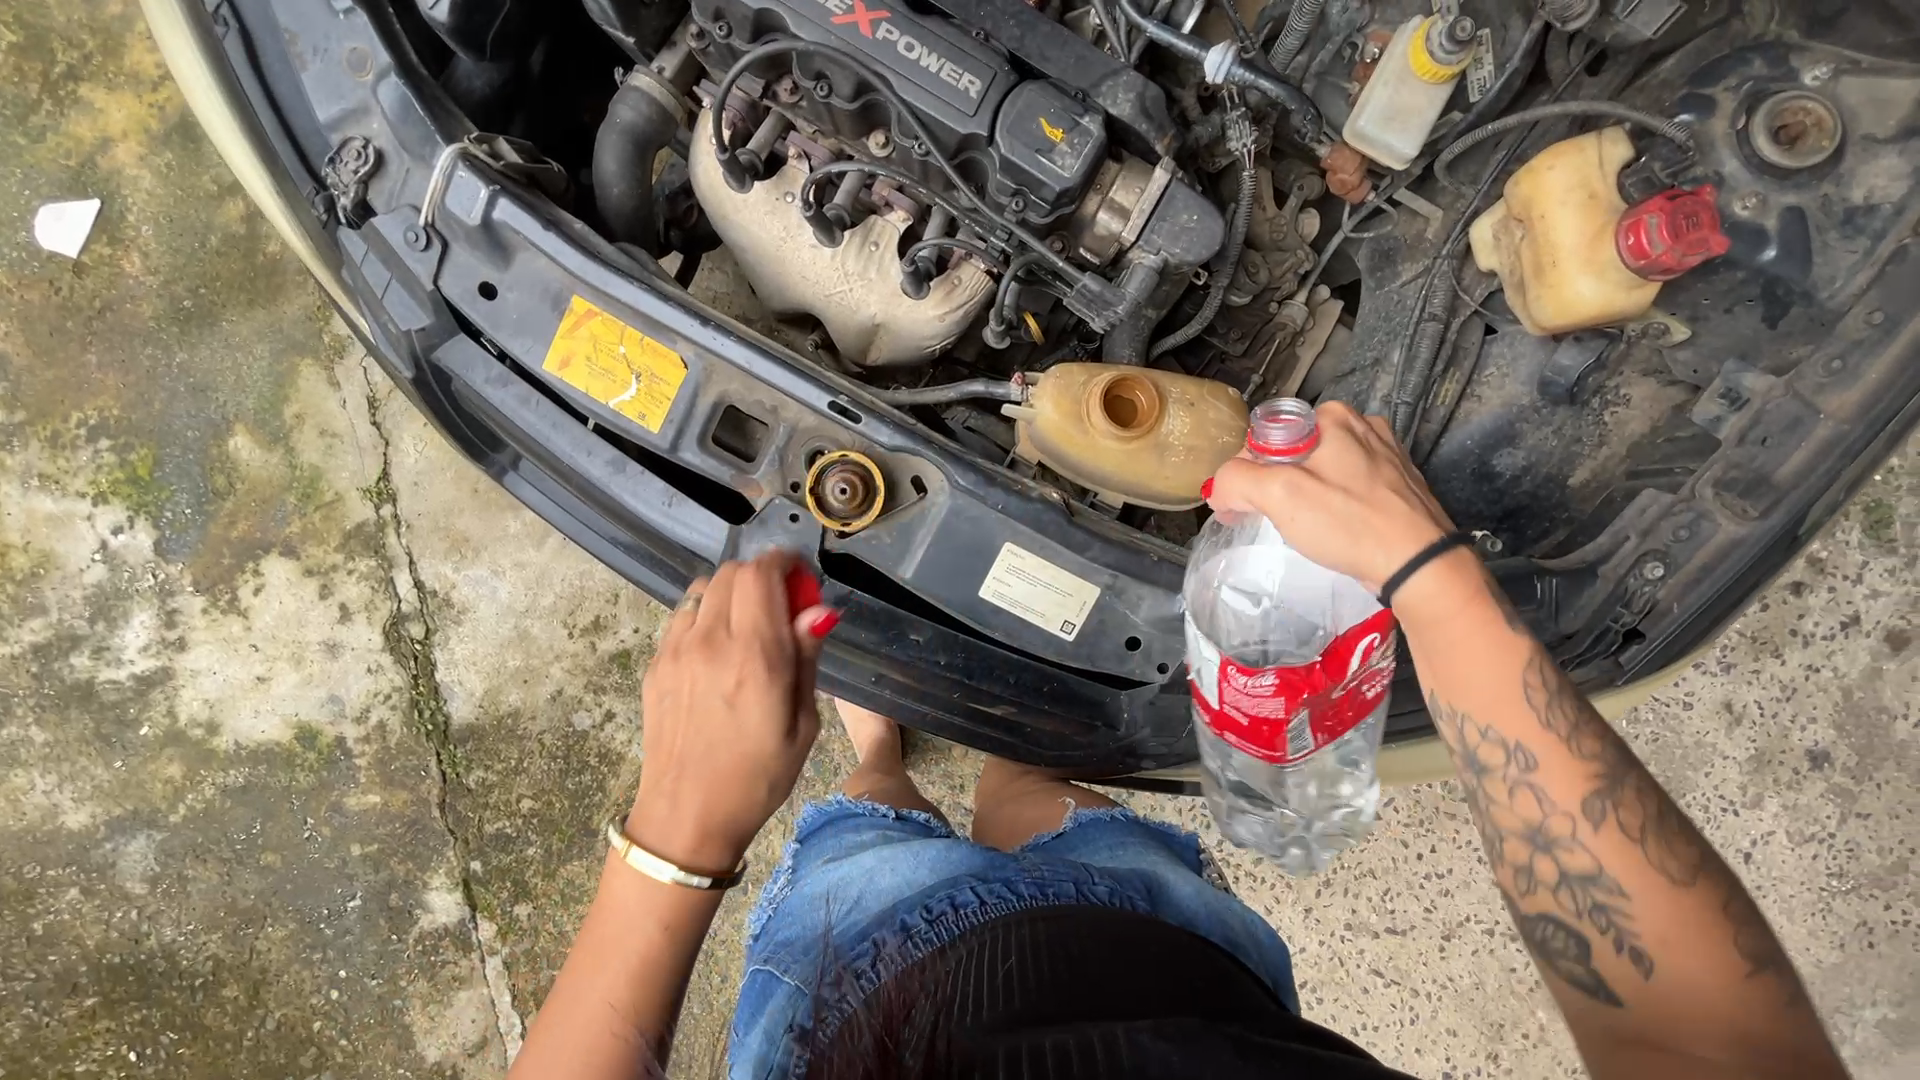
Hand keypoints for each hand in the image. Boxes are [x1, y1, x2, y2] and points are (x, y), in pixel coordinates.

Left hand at [625, 552, 835, 873]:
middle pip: (732, 571)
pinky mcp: (655, 666)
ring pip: (703, 588)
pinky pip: (682, 616)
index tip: (802, 579)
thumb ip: (807, 658)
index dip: (785, 563)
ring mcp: (675, 651)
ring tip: (749, 626)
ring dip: (732, 593)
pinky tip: (718, 649)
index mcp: (755, 656)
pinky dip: (705, 614)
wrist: (687, 817)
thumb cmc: (758, 777)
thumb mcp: (803, 724)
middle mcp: (710, 642)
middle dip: (762, 576)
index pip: (761, 573)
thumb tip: (819, 611)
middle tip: (782, 605)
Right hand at [1206, 401, 1456, 592]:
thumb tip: (1218, 488)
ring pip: (1321, 470)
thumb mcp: (1279, 495)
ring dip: (1304, 496)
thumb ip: (1236, 481)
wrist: (1419, 565)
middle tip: (1274, 519)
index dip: (1248, 471)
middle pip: (1293, 452)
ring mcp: (1386, 454)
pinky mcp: (1400, 482)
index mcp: (1332, 416)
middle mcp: (1363, 425)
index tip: (1246, 505)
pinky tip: (1335, 528)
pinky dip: (1333, 505)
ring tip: (1305, 528)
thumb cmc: (1350, 523)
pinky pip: (1348, 487)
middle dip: (1276, 484)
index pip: (1267, 436)